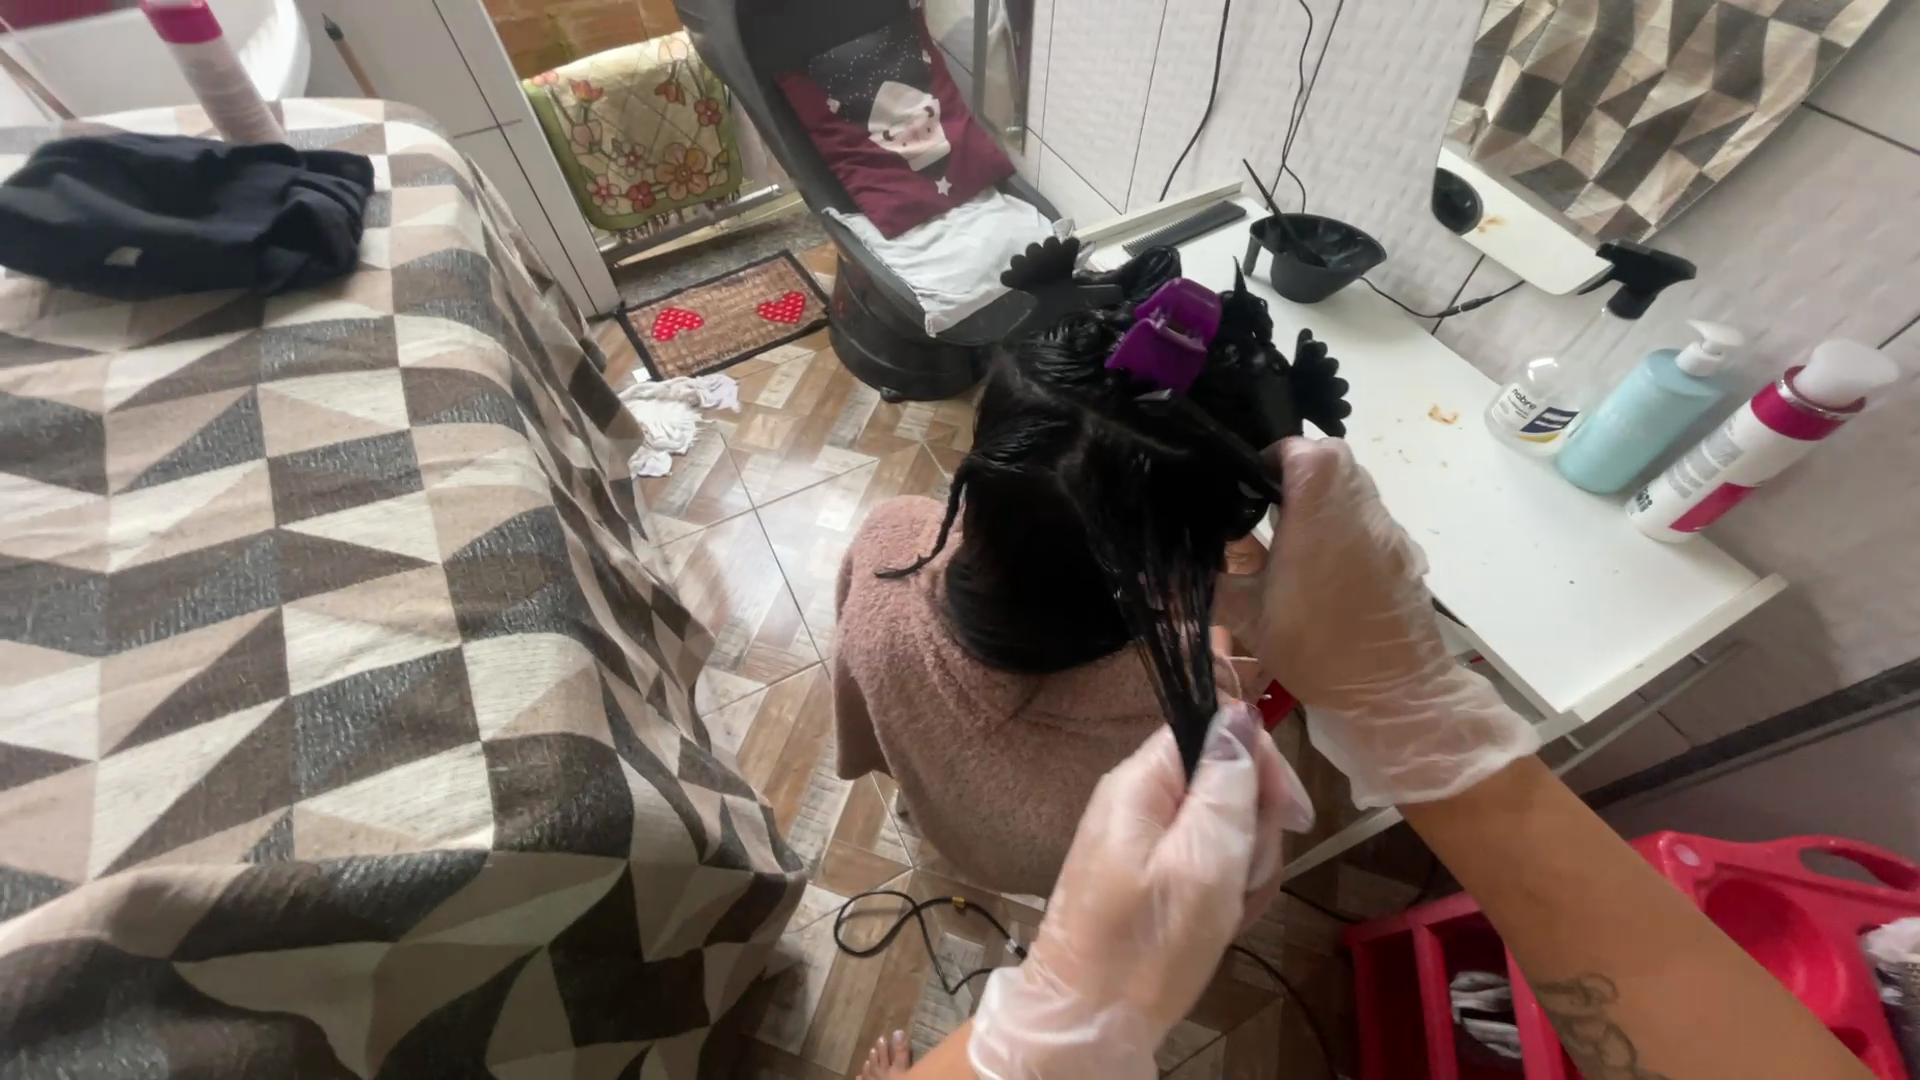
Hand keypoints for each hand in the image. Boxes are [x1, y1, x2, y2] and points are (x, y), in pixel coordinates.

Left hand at [968, 706, 1311, 1079]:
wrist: (1089, 1020)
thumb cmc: (1146, 942)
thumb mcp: (1202, 861)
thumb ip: (1225, 782)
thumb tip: (1239, 712)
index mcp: (1143, 779)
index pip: (1208, 728)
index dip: (1257, 761)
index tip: (1288, 812)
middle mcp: (1141, 797)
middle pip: (1223, 779)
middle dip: (1253, 827)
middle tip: (1244, 876)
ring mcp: (1144, 837)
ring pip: (1224, 825)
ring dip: (1243, 867)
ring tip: (1228, 909)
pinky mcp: (1152, 871)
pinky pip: (1207, 860)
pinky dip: (1225, 889)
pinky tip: (1221, 921)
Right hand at [1216, 438, 1538, 807]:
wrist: (1393, 694)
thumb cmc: (1316, 652)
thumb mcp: (1247, 618)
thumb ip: (1218, 576)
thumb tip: (1189, 554)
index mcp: (1319, 522)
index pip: (1308, 453)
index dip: (1277, 454)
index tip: (1252, 479)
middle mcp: (1360, 516)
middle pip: (1335, 459)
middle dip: (1299, 469)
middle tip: (1268, 499)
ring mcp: (1388, 532)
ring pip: (1356, 484)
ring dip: (1323, 493)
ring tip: (1293, 527)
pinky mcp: (1403, 552)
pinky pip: (1370, 515)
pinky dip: (1344, 519)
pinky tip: (1324, 559)